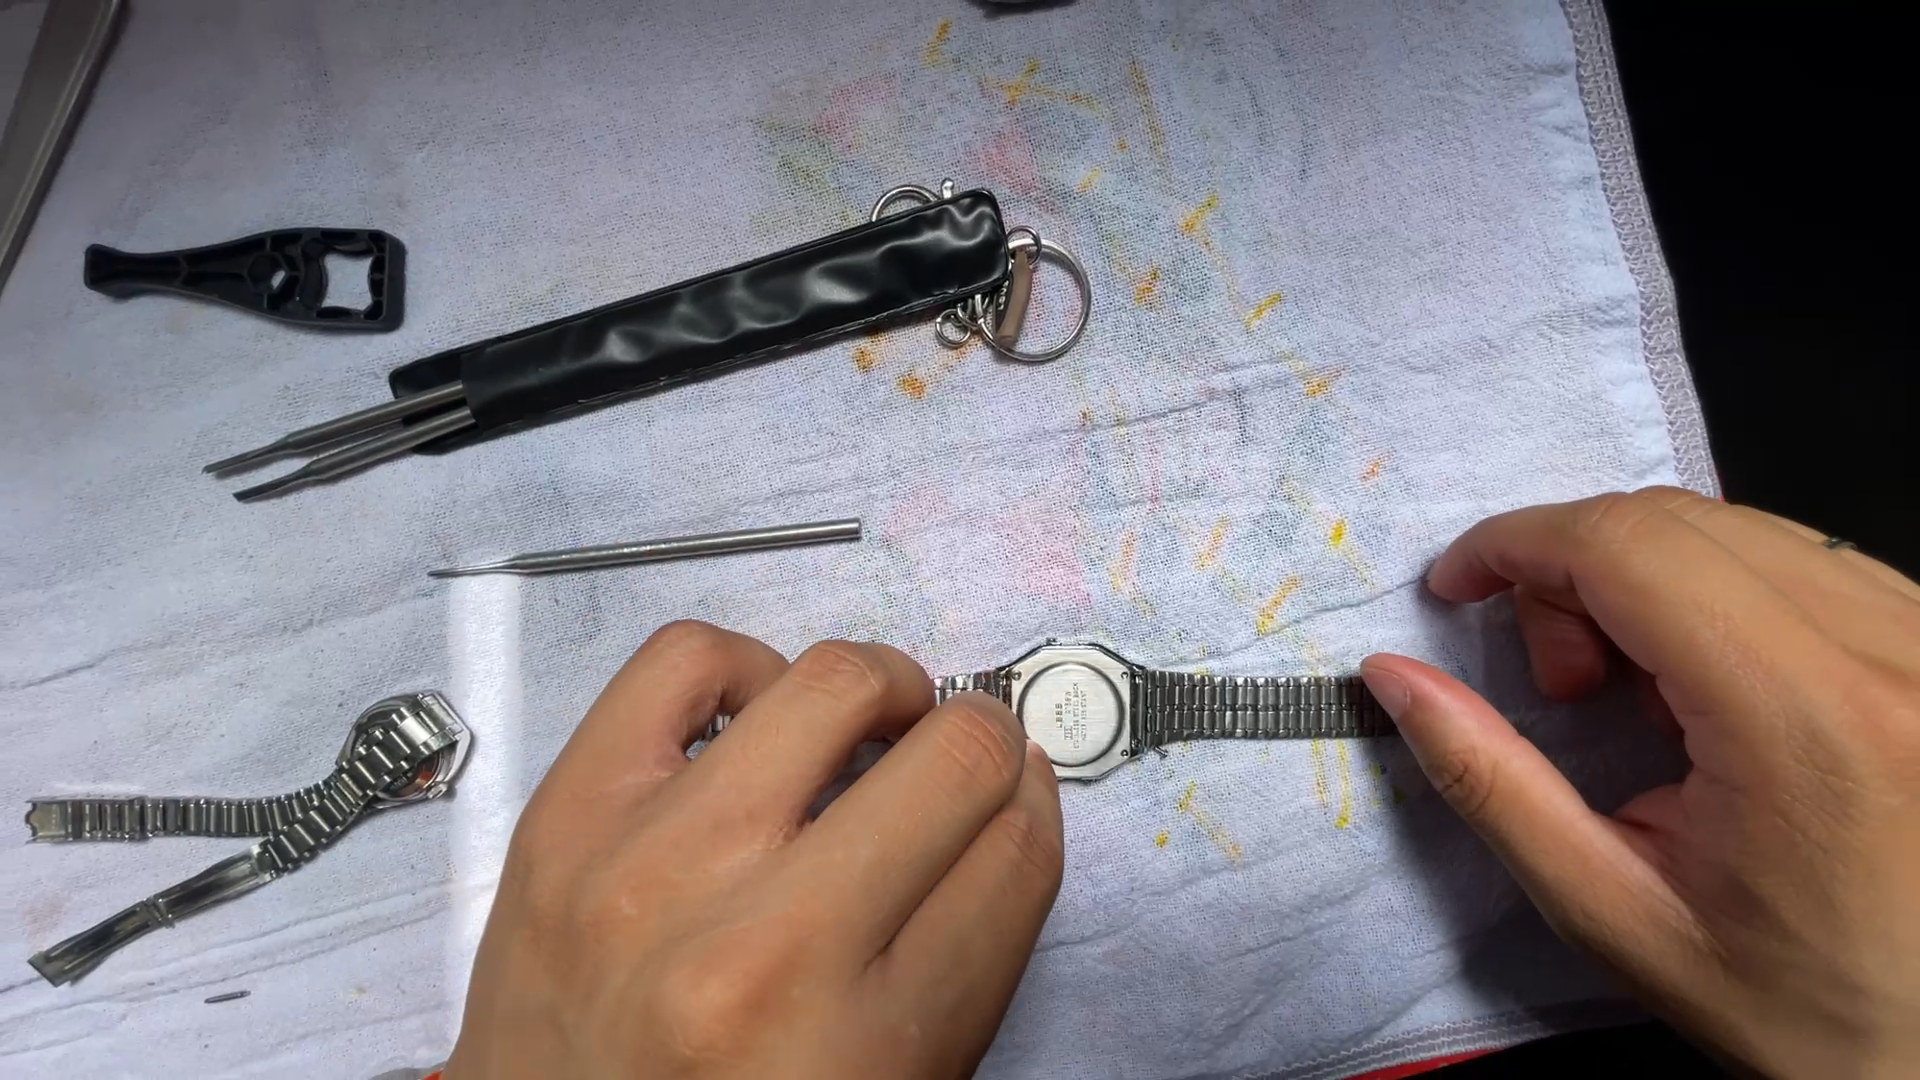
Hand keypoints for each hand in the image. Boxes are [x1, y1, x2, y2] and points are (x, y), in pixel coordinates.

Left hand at [444, 623, 1063, 1078]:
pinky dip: (748, 666)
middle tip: (955, 749)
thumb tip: (1013, 778)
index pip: (1016, 855)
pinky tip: (758, 712)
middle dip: (983, 738)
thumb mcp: (899, 1074)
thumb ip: (978, 933)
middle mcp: (762, 951)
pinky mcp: (568, 816)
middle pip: (956, 759)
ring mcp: (653, 869)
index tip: (1016, 787)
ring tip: (870, 720)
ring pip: (836, 682)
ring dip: (885, 688)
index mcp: (865, 1049)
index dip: (1032, 802)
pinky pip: (689, 662)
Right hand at [1360, 488, 1919, 1077]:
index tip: (1452, 588)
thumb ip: (1484, 780)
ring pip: (1727, 529)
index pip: (1624, 545)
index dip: (1510, 544)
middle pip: (1665, 522)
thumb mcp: (1606, 909)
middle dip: (1560, 571)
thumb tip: (1390, 676)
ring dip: (1628, 580)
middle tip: (1552, 677)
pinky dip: (1697, 591)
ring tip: (1624, 687)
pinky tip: (1698, 680)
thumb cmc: (1808, 1007)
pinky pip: (1792, 559)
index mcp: (1809, 718)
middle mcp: (1904, 653)